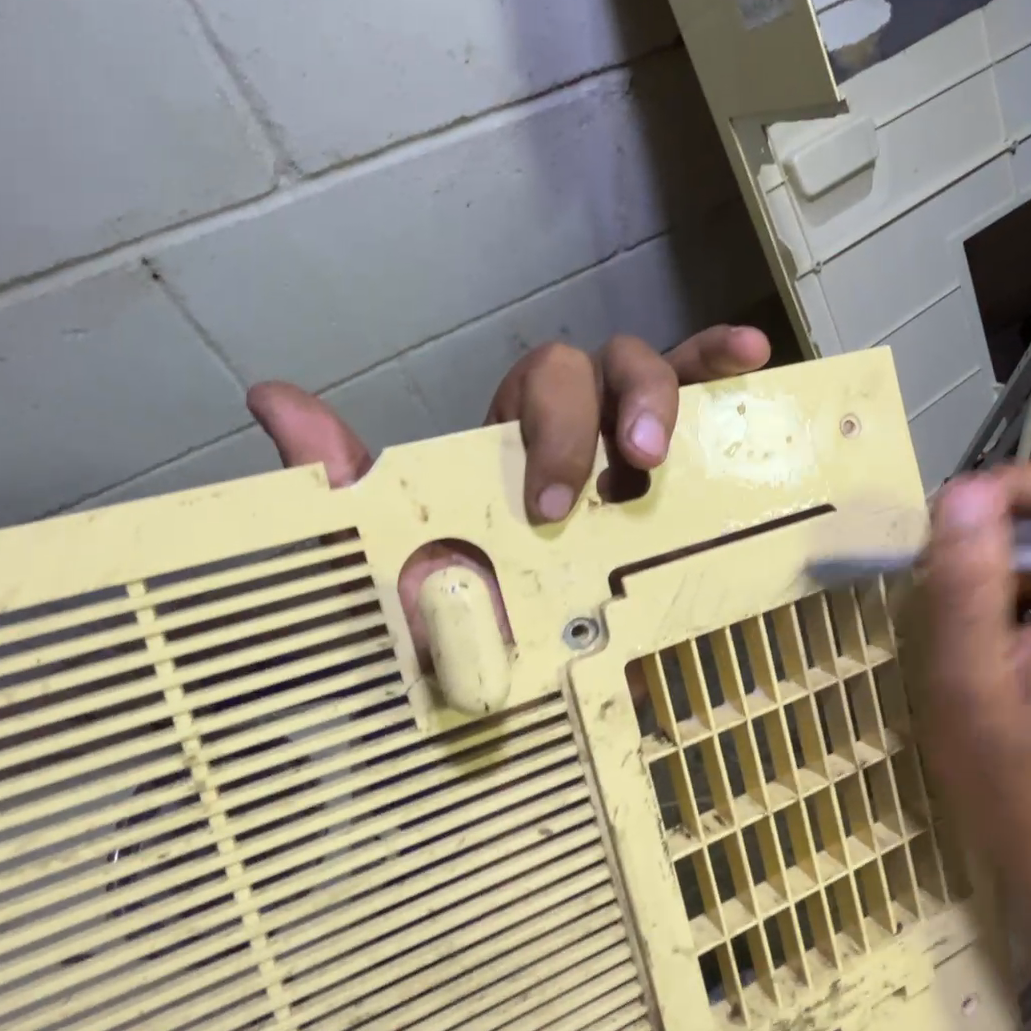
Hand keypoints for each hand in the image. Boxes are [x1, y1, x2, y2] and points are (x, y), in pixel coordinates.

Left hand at [246, 325, 770, 651]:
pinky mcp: (688, 474)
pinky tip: (757, 359)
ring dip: (670, 392)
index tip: (551, 508)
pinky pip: (714, 409)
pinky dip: (726, 374)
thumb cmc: (473, 605)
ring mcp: (638, 443)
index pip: (540, 386)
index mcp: (517, 433)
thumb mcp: (402, 556)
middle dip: (614, 409)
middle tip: (626, 472)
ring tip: (671, 445)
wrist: (528, 670)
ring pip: (659, 371)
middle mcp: (581, 424)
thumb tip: (272, 400)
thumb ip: (344, 482)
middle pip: (604, 365)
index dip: (553, 431)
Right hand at [918, 461, 1030, 891]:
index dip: (1018, 481)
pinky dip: (1005, 587)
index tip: (955, 511)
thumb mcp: (970, 671)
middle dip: (996, 527)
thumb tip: (964, 489)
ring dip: (994, 560)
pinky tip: (974, 631)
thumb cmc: (1004, 766)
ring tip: (951, 608)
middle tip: (938, 568)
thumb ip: (968, 580)